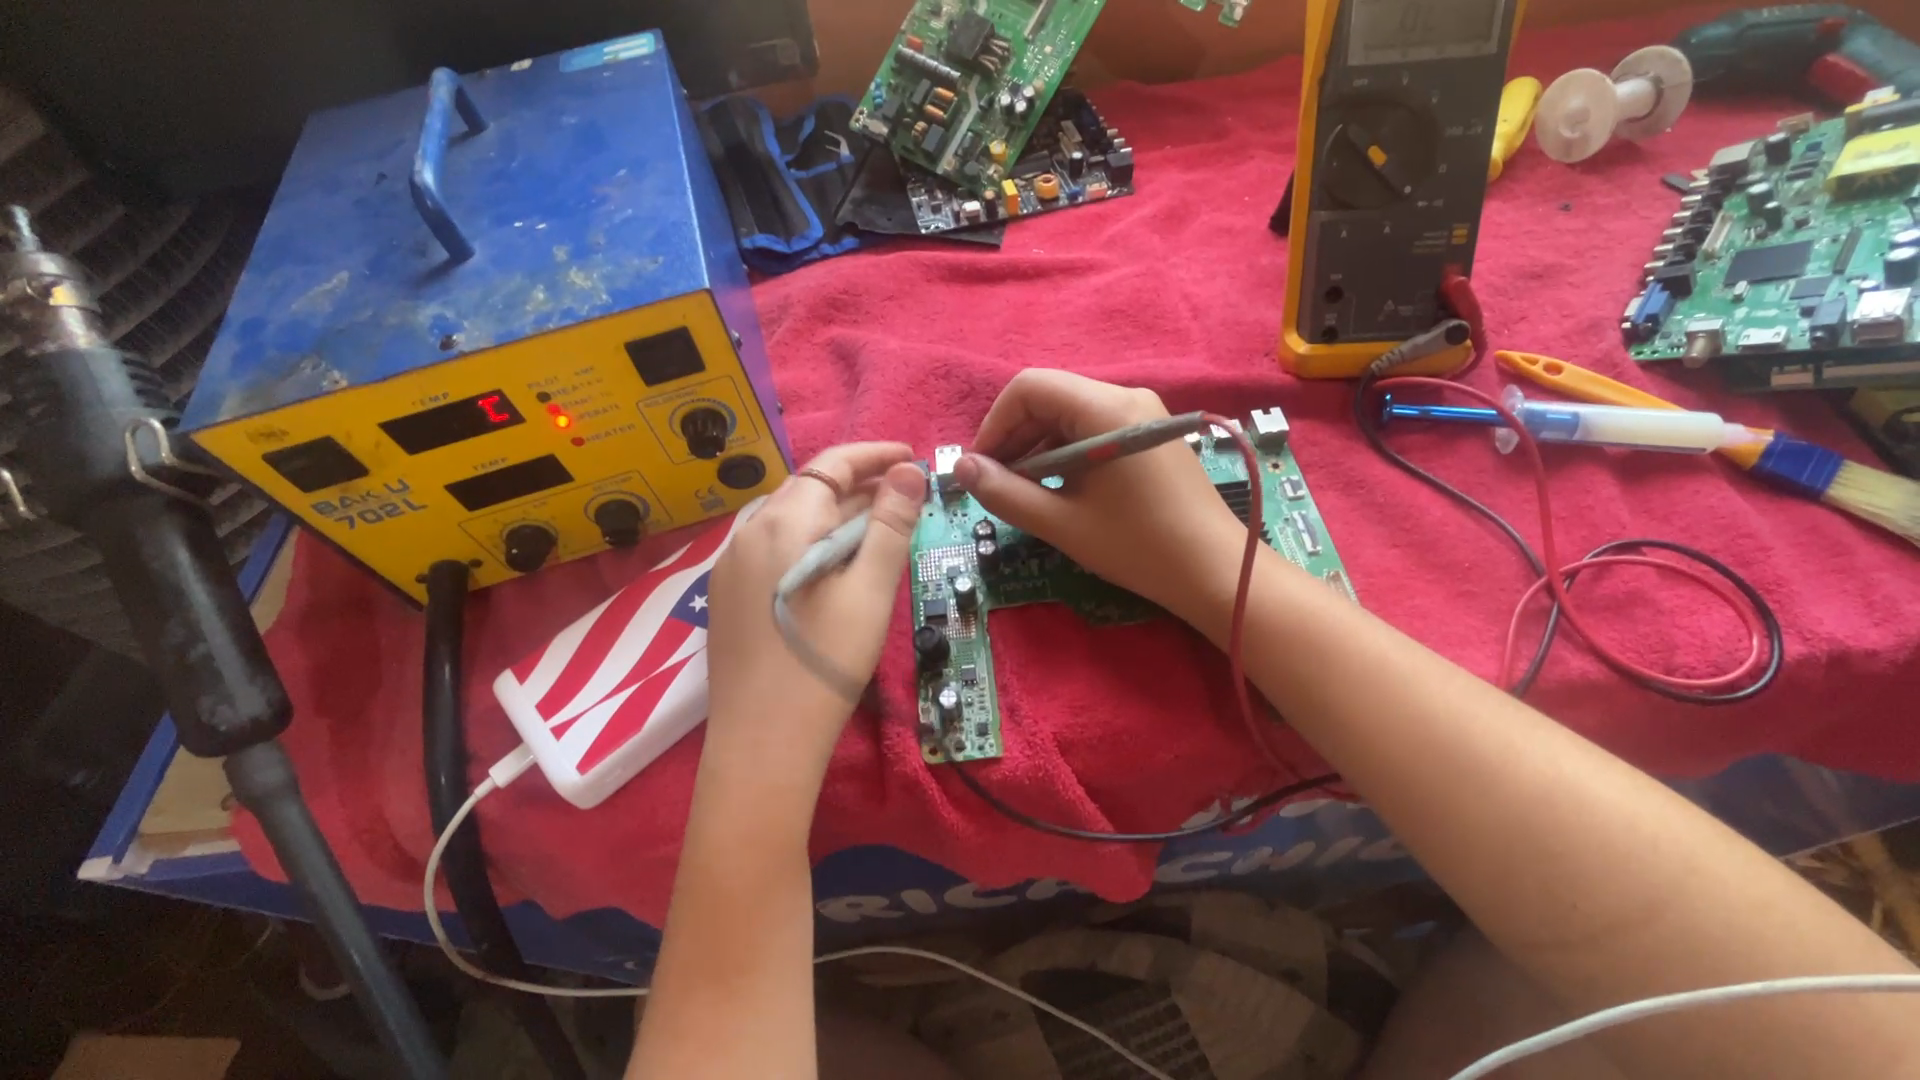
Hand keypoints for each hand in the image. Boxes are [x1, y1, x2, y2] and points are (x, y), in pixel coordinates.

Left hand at [705, 443, 927, 782]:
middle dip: (857, 484)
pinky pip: (770, 546)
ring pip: (787, 518)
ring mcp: (729, 564)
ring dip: (831, 513)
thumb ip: (890, 524)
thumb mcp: (870, 591)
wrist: (763, 742)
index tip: (912, 456)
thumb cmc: (826, 664)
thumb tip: (909, 470)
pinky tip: (827, 565)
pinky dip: (806, 539)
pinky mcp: (724, 594)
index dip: (874, 454)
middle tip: (902, 496)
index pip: (832, 464)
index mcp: (784, 522)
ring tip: (872, 530)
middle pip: (808, 488)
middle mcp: (748, 532)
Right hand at [953, 370, 1246, 640]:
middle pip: (1049, 398)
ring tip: (1025, 494)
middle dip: (1014, 439)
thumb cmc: (1138, 548)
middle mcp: (1125, 397)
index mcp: (1105, 409)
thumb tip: (960, 468)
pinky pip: (1094, 429)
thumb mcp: (1062, 524)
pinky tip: (1060, 491)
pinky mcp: (1150, 435)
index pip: (1029, 387)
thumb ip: (1006, 493)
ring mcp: (1143, 414)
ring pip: (1070, 415)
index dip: (995, 424)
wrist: (1216, 572)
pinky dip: (1066, 454)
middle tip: (996, 486)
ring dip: (1038, 449)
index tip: (980, 468)